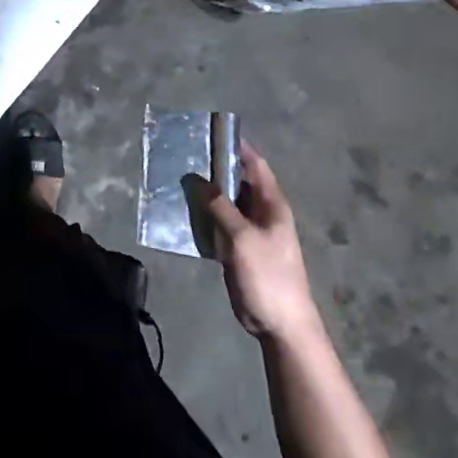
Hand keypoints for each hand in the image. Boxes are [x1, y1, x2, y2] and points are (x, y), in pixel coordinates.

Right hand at [198, 144, 322, 339]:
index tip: (212, 132)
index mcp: (272, 204)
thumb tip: (197, 179)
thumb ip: (220, 206)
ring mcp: (249, 232)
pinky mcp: (237, 250)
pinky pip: (218, 225)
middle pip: (237, 182)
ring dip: (206, 194)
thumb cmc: (268, 275)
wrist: (279, 324)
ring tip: (177, 179)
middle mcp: (261, 213)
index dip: (237, 148)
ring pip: (225, 204)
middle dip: (214, 169)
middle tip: (185, 155)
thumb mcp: (242, 237)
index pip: (255, 166)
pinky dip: (203, 217)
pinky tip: (182, 212)